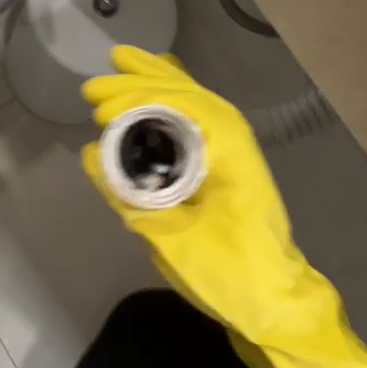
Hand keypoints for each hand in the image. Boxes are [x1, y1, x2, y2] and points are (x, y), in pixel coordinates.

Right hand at [81, 46, 366, 367]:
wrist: (274, 303)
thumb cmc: (230, 273)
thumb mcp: (173, 240)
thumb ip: (132, 195)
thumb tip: (93, 154)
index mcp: (228, 148)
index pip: (179, 103)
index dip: (134, 99)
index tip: (97, 110)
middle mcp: (233, 137)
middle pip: (184, 92)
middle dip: (137, 83)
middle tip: (92, 87)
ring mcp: (232, 148)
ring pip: (190, 99)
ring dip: (153, 83)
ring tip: (120, 64)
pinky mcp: (225, 163)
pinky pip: (194, 118)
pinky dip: (170, 100)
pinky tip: (154, 94)